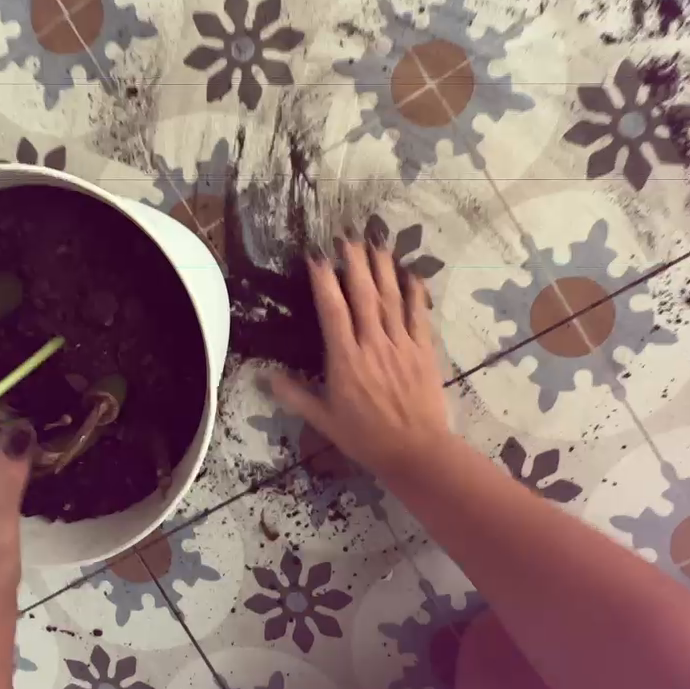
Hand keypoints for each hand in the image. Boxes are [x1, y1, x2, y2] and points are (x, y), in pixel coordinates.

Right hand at [270, 239, 453, 478]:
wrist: (416, 452)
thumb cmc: (365, 437)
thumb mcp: (323, 420)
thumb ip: (295, 395)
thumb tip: (266, 376)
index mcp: (345, 360)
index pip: (332, 311)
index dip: (323, 281)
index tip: (317, 256)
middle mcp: (373, 345)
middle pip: (363, 295)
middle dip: (355, 263)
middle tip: (348, 237)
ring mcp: (401, 345)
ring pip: (391, 299)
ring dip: (383, 269)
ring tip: (377, 243)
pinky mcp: (423, 351)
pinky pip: (419, 316)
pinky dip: (415, 293)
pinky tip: (411, 274)